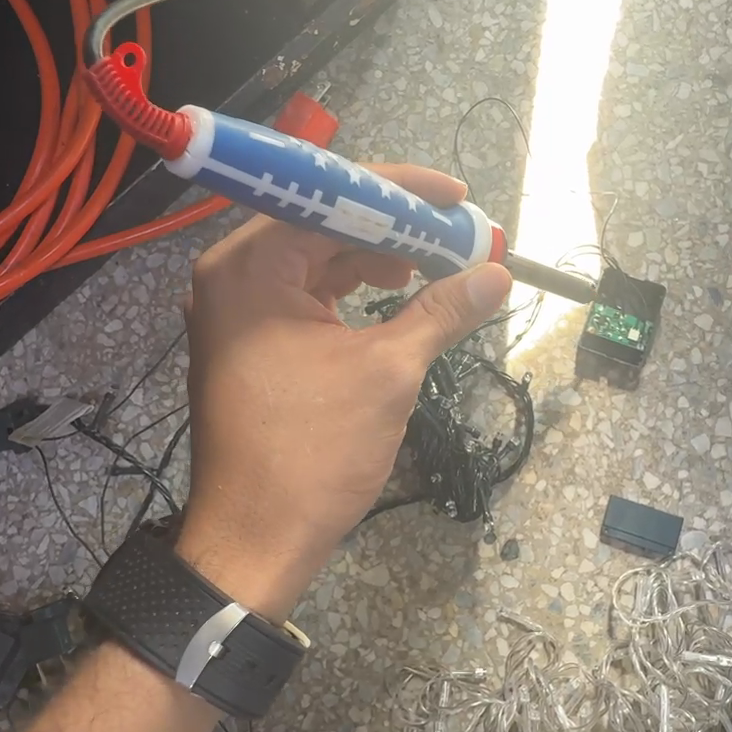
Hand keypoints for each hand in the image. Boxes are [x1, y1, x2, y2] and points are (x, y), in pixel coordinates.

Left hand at [175, 165, 512, 618]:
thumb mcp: (389, 372)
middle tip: (454, 236)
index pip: (330, 196)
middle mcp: (234, 275)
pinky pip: (307, 292)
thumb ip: (442, 311)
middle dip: (393, 226)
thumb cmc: (314, 451)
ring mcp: (238, 308)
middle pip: (322, 221)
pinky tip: (393, 293)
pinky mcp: (251, 338)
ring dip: (376, 256)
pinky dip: (351, 288)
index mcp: (251, 267)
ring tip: (432, 267)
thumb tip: (496, 274)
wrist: (256, 540)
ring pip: (317, 256)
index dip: (400, 190)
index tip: (456, 198)